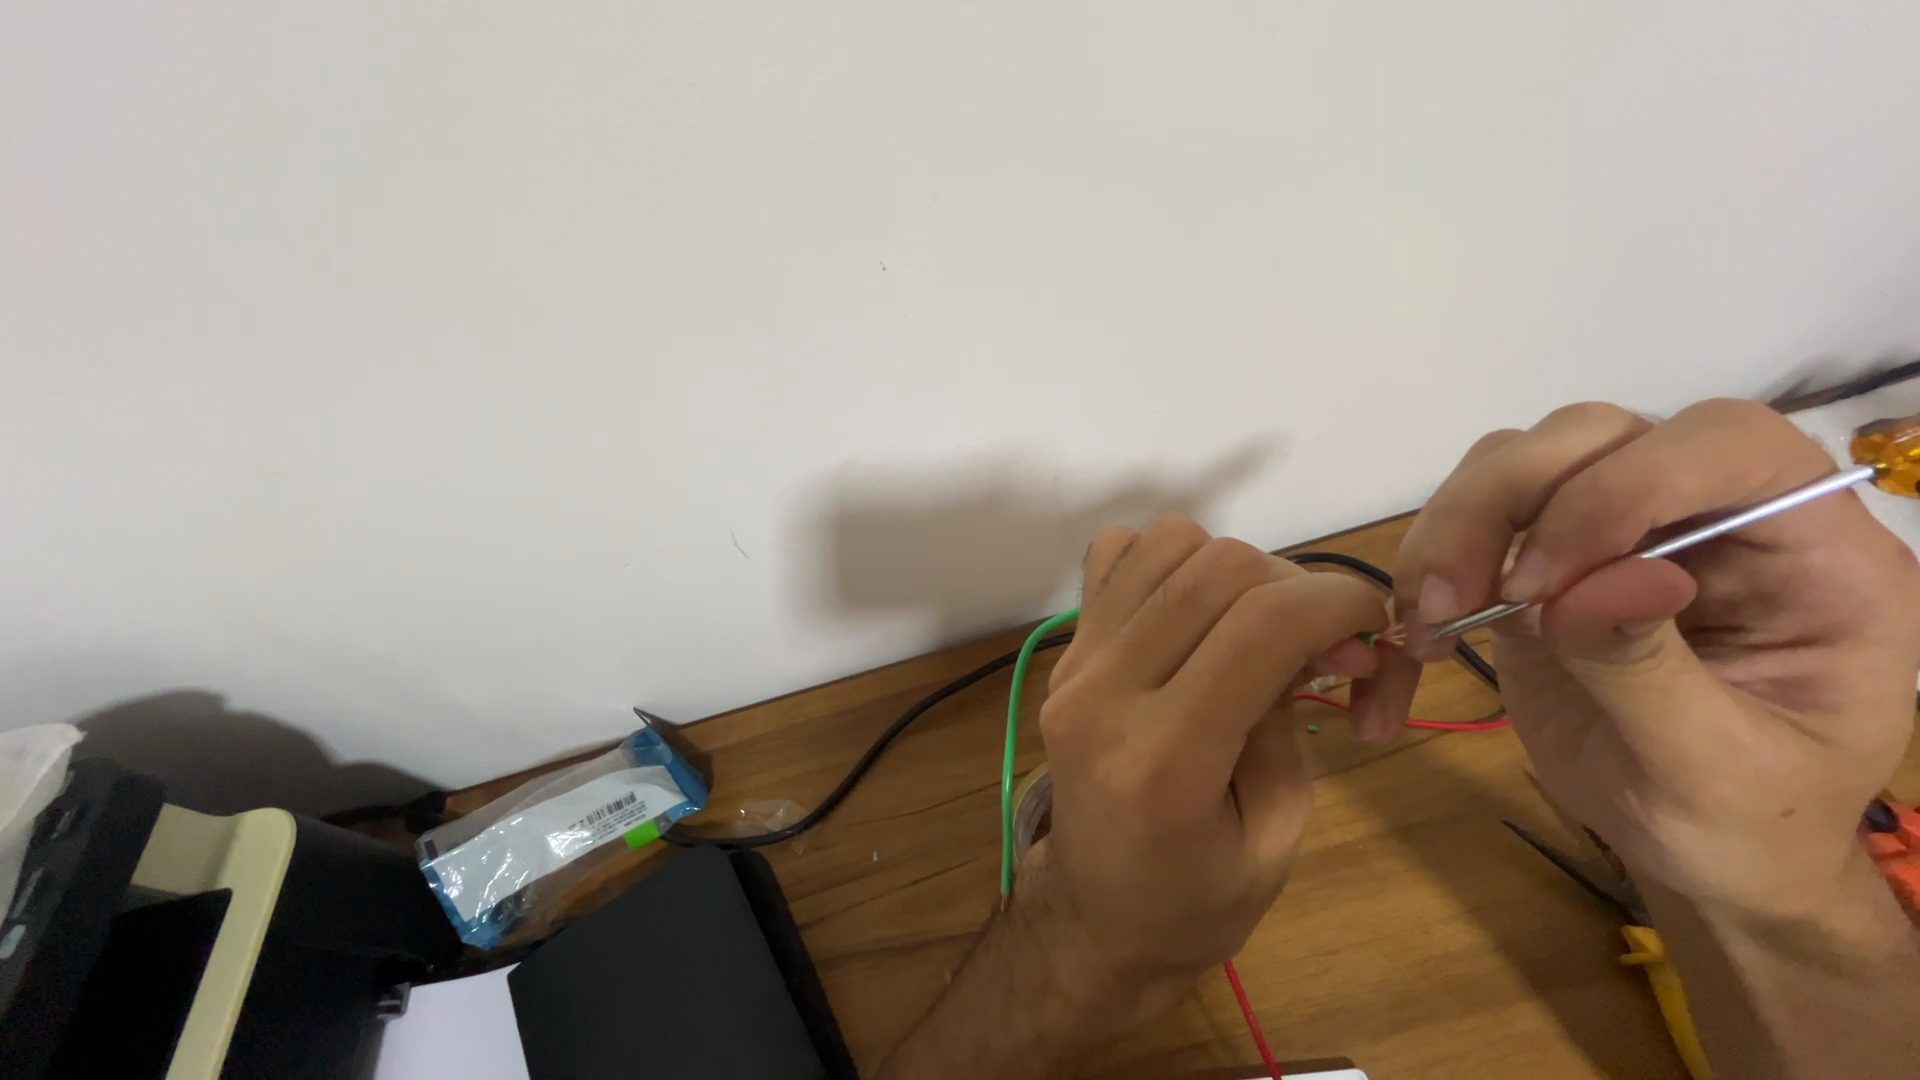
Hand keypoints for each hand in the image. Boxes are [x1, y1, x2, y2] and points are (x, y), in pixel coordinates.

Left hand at [1023, 514, 1387, 1012]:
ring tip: (1254, 626)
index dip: (1340, 602)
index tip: (1374, 626)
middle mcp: (1103, 694)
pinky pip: (1113, 556)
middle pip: (1216, 569)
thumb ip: (1289, 716)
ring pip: (1165, 543)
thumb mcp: (1277, 831)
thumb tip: (1311, 627)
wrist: (1095, 913)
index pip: (1262, 625)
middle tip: (1321, 642)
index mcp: (1164, 761)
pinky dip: (1166, 561)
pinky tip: (1193, 612)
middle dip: (1294, 585)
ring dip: (1231, 567)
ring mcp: (1071, 665)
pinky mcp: (1062, 654)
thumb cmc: (1197, 900)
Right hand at [1363, 399, 1919, 916]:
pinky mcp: (1539, 561)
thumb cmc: (1737, 820)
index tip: (1538, 586)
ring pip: (1513, 461)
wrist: (1690, 845)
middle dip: (1499, 504)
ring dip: (1450, 530)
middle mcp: (1705, 518)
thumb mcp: (1710, 766)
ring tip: (1425, 620)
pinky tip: (1420, 628)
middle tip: (1447, 602)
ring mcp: (1613, 534)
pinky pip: (1468, 516)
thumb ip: (1650, 668)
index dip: (1620, 488)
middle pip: (1589, 436)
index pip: (1722, 447)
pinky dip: (1427, 561)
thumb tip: (1599, 581)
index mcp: (1805, 554)